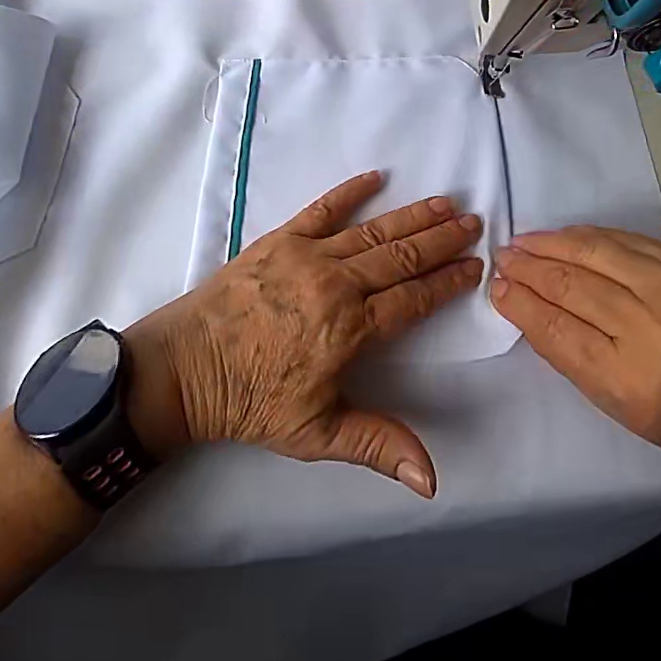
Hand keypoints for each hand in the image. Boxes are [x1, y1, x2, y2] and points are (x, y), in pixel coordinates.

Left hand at [124, 171, 484, 497]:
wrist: (185, 365)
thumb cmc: (249, 400)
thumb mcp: (316, 434)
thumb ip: (377, 445)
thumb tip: (433, 482)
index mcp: (350, 329)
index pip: (413, 299)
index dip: (447, 283)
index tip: (474, 267)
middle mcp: (334, 284)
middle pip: (399, 257)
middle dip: (440, 240)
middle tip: (472, 223)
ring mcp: (304, 256)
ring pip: (370, 232)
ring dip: (409, 216)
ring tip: (442, 202)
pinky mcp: (276, 241)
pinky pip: (319, 210)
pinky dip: (347, 193)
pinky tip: (373, 178)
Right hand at [487, 226, 660, 482]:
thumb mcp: (618, 406)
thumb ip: (566, 353)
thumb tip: (520, 304)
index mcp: (634, 379)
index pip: (555, 327)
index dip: (517, 302)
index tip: (494, 287)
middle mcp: (656, 328)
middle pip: (568, 284)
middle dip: (526, 268)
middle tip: (500, 260)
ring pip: (589, 252)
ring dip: (546, 245)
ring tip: (520, 244)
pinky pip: (618, 240)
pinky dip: (580, 237)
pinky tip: (559, 239)